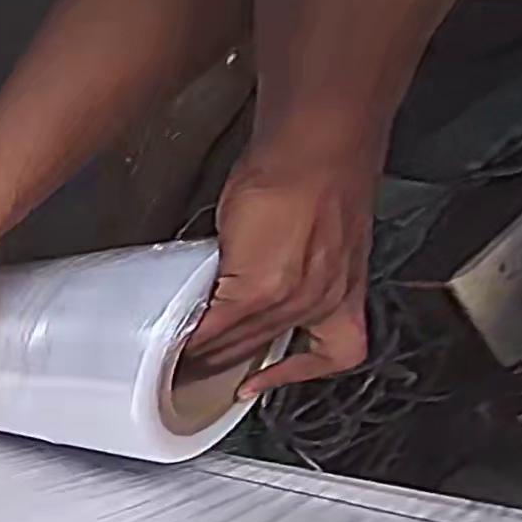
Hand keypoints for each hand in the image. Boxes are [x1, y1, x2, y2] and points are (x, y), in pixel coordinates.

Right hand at [179, 145, 375, 397]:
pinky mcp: (257, 290)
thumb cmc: (320, 167)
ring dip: (200, 355)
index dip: (289, 374)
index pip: (328, 351)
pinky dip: (191, 342)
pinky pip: (214, 333)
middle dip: (220, 364)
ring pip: (235, 347)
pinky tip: (176, 342)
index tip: (257, 382)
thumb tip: (246, 278)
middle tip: (191, 367)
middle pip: (258, 350)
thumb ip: (284, 264)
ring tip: (176, 355)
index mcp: (345, 286)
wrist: (320, 138)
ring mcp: (292, 298)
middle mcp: (323, 298)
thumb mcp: (319, 230)